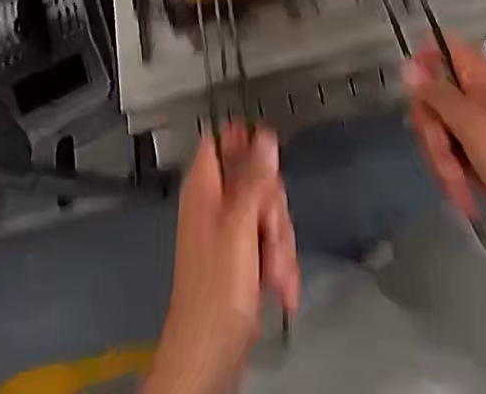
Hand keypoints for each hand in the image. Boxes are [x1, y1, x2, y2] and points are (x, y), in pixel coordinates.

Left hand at [146, 126, 300, 393]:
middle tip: (269, 229)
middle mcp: (215, 204)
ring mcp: (229, 231)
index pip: (222, 140)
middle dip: (274, 208)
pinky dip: (279, 262)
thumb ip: (254, 179)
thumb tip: (263, 135)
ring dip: (280, 243)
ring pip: (269, 212)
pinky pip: (270, 241)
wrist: (210, 350)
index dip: (246, 140)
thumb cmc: (217, 289)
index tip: (267, 158)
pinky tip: (280, 284)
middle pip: (257, 179)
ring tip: (274, 270)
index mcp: (205, 188)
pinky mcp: (243, 256)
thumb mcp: (240, 225)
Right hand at [403, 39, 485, 253]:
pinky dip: (450, 172)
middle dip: (432, 131)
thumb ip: (437, 94)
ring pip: (436, 128)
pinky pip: (447, 151)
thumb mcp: (472, 125)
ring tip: (457, 184)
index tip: (417, 95)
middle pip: (431, 96)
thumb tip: (408, 65)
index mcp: (481, 77)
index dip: (423, 63)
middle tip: (443, 151)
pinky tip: (461, 191)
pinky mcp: (475, 152)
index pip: (443, 48)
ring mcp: (475, 125)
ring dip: (441, 159)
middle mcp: (476, 95)